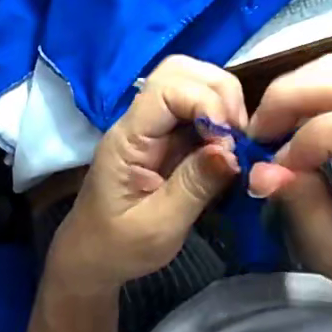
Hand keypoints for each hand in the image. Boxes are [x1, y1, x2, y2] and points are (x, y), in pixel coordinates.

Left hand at [46, 56, 245, 293]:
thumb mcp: (159, 226)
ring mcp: (153, 129)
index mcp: (128, 139)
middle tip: (239, 135)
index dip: (206, 102)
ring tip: (237, 142)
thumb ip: (194, 187)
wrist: (92, 259)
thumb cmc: (119, 246)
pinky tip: (230, 149)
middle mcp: (139, 123)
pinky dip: (220, 120)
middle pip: (180, 72)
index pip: (167, 89)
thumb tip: (232, 152)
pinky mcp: (167, 141)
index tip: (228, 141)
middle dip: (220, 92)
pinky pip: (197, 112)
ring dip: (223, 104)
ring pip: (191, 84)